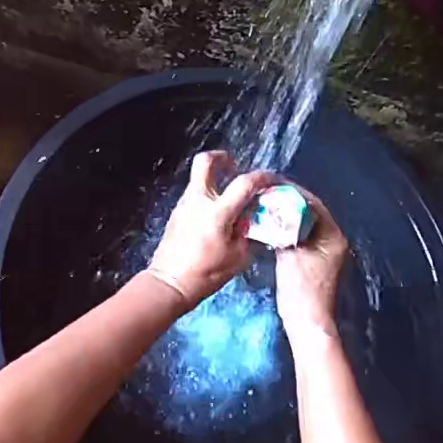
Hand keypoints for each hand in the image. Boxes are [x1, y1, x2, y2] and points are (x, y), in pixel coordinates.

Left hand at [145, 151, 276, 304]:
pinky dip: (207, 198)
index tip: (272, 180)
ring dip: (215, 181)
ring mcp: (184, 205)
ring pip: (199, 179)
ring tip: (229, 200)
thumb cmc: (207, 273)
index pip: (244, 183)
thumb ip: (250, 232)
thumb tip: (257, 219)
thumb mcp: (239, 257)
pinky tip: (215, 217)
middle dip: (222, 158)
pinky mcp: (177, 214)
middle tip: (233, 167)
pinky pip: (194, 196)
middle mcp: (198, 200)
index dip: (262, 178)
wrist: (170, 283)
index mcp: (218, 211)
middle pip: (205, 162)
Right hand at [273, 187, 349, 340]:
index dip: (293, 192)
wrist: (307, 321)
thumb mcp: (290, 254)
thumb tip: (274, 212)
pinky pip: (302, 237)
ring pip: (305, 225)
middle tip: (267, 196)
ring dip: (288, 217)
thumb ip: (285, 230)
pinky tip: (272, 228)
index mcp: (333, 236)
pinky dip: (289, 231)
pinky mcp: (316, 261)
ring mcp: (326, 251)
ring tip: (267, 208)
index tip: (273, 186)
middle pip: (310, 213)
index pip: (313, 204)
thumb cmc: (301, 289)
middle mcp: (334, 240)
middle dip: (289, 203)